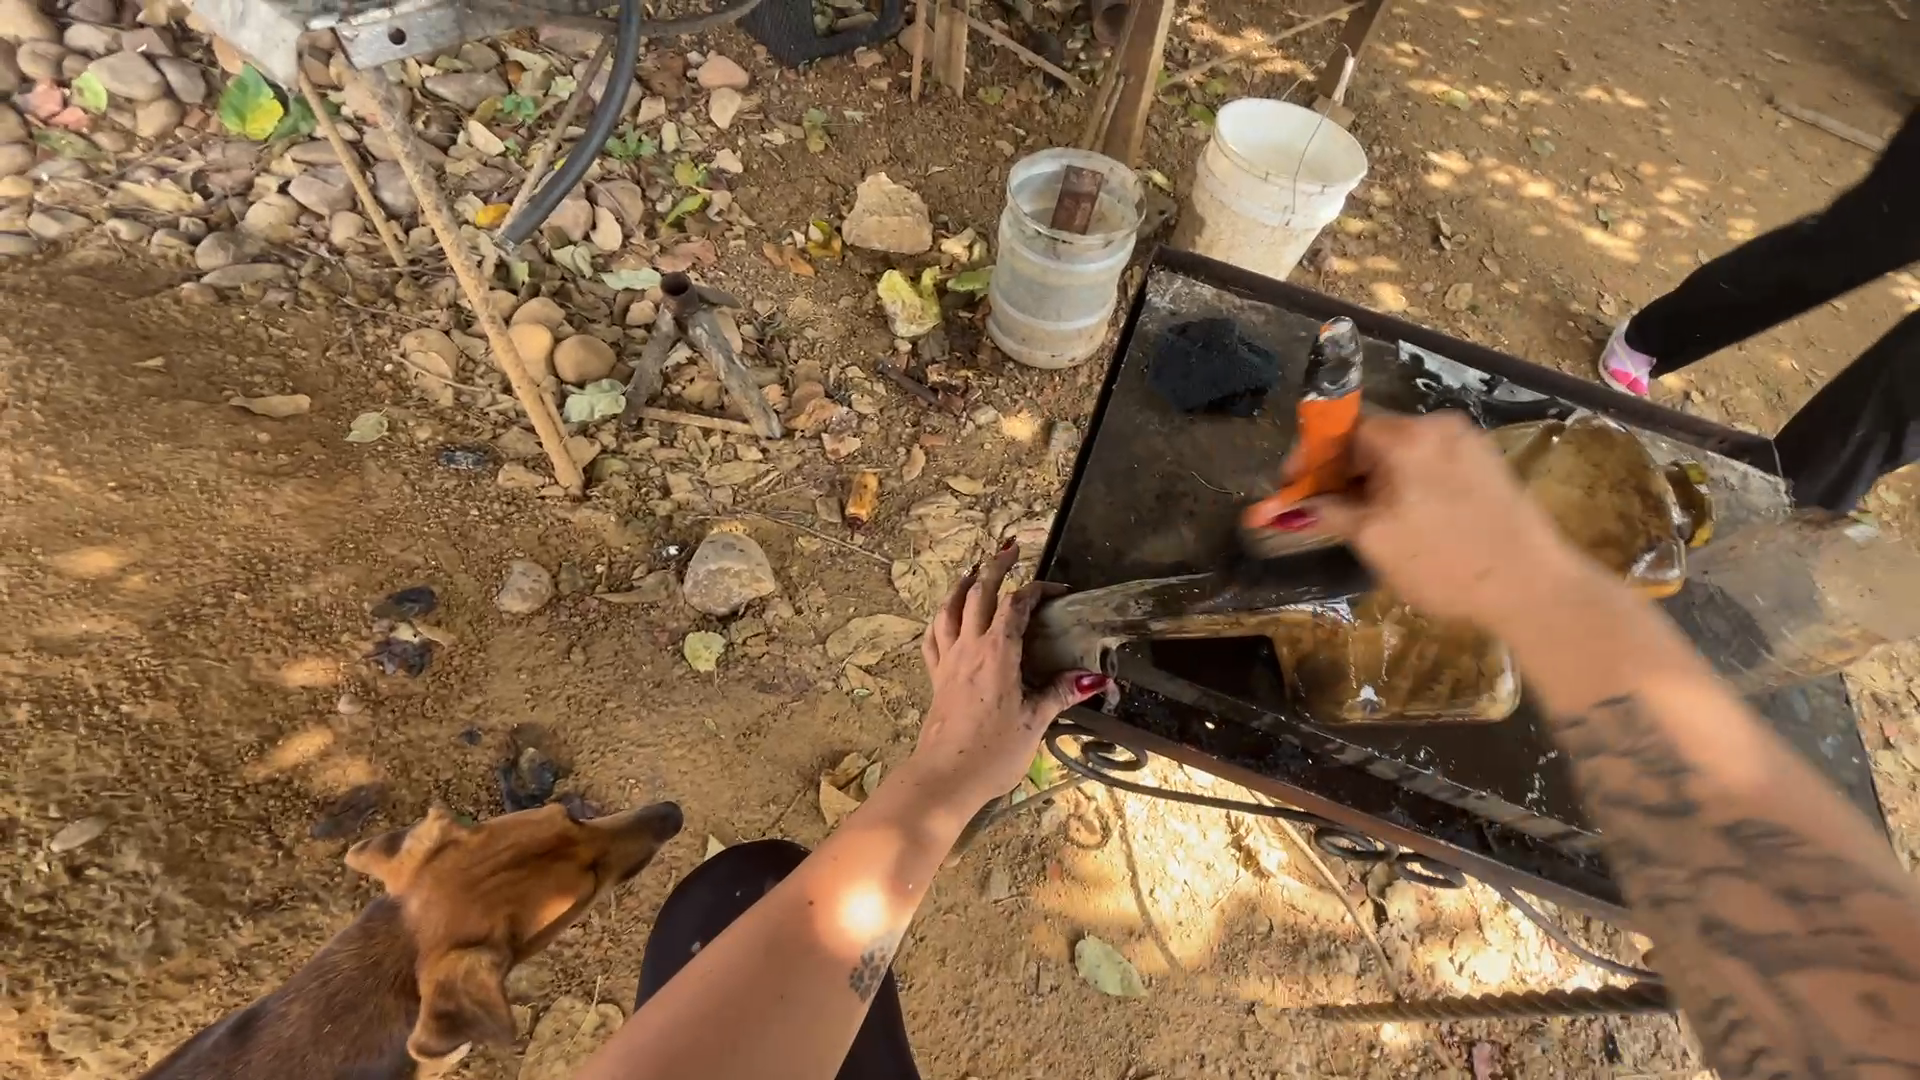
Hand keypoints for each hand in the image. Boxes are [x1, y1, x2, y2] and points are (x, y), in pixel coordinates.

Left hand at [911, 542, 1107, 812]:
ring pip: (949, 609)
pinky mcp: (936, 678)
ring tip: (972, 571)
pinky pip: (933, 638)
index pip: (1016, 606)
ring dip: (961, 585)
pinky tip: (944, 617)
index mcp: (998, 653)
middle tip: (1010, 549)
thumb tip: (1097, 678)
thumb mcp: (1035, 722)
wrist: (945, 778)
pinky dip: (940, 620)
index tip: (1057, 590)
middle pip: (978, 593)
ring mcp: (948, 661)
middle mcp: (969, 647)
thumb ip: (1062, 693)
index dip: (1037, 590)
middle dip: (995, 567)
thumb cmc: (994, 752)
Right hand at [1272, 411, 1596, 628]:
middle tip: (1319, 509)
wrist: (1535, 591)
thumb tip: (1287, 506)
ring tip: (1357, 518)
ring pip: (1398, 453)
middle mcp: (1439, 428)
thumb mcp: (1373, 539)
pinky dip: (1400, 483)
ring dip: (1368, 479)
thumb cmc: (1444, 563)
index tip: (1289, 488)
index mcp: (1409, 437)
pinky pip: (1425, 464)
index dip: (1308, 458)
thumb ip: (1327, 512)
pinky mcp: (1486, 467)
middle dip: (1338, 471)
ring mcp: (1468, 445)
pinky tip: (1397, 516)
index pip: (1340, 430)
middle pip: (1369, 438)